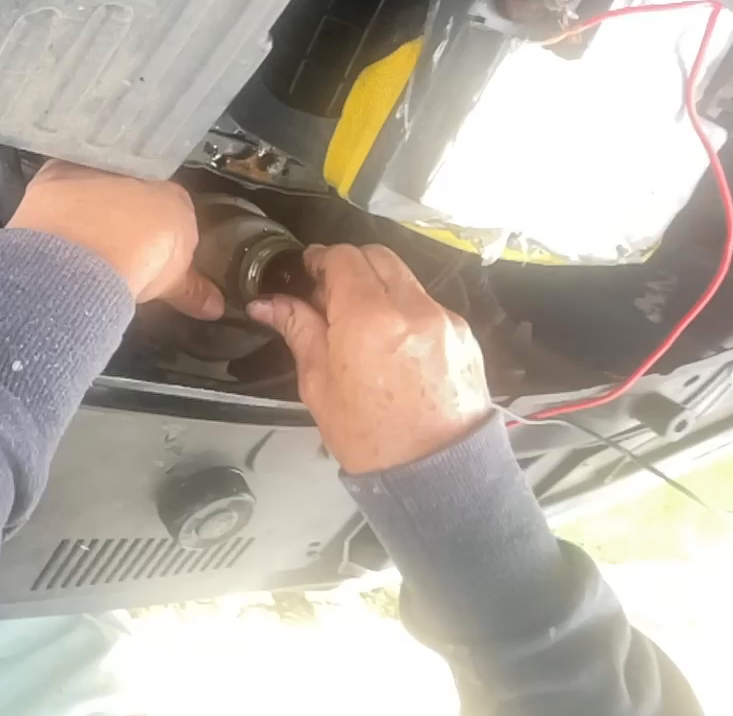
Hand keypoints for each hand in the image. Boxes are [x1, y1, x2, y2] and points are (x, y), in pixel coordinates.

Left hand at [8, 161, 223, 319]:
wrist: (89, 249)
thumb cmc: (139, 260)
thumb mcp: (174, 282)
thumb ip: (192, 289)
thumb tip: (213, 304)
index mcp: (174, 196)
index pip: (171, 206)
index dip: (158, 229)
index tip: (147, 248)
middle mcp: (137, 175)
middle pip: (132, 191)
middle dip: (123, 213)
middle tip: (112, 244)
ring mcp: (97, 171)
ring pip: (96, 181)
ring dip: (89, 203)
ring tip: (81, 238)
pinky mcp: (56, 171)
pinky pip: (59, 181)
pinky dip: (57, 198)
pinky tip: (55, 221)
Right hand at [248, 245, 488, 472]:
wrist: (438, 477)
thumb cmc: (370, 436)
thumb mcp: (318, 382)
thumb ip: (298, 329)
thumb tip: (267, 303)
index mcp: (368, 317)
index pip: (342, 257)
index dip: (319, 260)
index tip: (307, 275)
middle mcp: (412, 308)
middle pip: (377, 256)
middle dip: (349, 267)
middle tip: (329, 296)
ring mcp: (444, 321)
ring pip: (404, 278)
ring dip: (378, 287)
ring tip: (360, 324)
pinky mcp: (464, 337)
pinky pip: (427, 305)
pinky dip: (404, 310)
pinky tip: (392, 345)